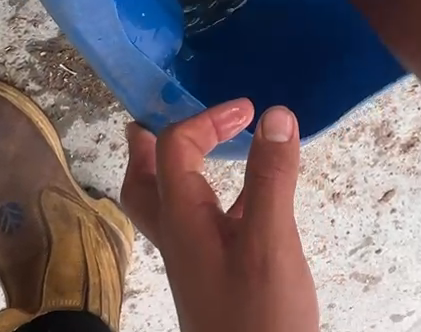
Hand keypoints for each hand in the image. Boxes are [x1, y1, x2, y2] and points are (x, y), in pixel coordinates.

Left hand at [121, 101, 319, 331]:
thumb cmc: (260, 315)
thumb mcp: (270, 242)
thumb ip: (271, 177)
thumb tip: (274, 114)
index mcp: (182, 219)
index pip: (174, 148)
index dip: (207, 119)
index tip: (247, 110)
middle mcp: (181, 234)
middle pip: (146, 182)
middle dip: (151, 144)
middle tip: (163, 114)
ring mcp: (198, 257)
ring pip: (173, 201)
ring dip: (179, 164)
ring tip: (201, 140)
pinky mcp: (220, 272)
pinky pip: (208, 218)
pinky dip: (220, 190)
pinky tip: (254, 189)